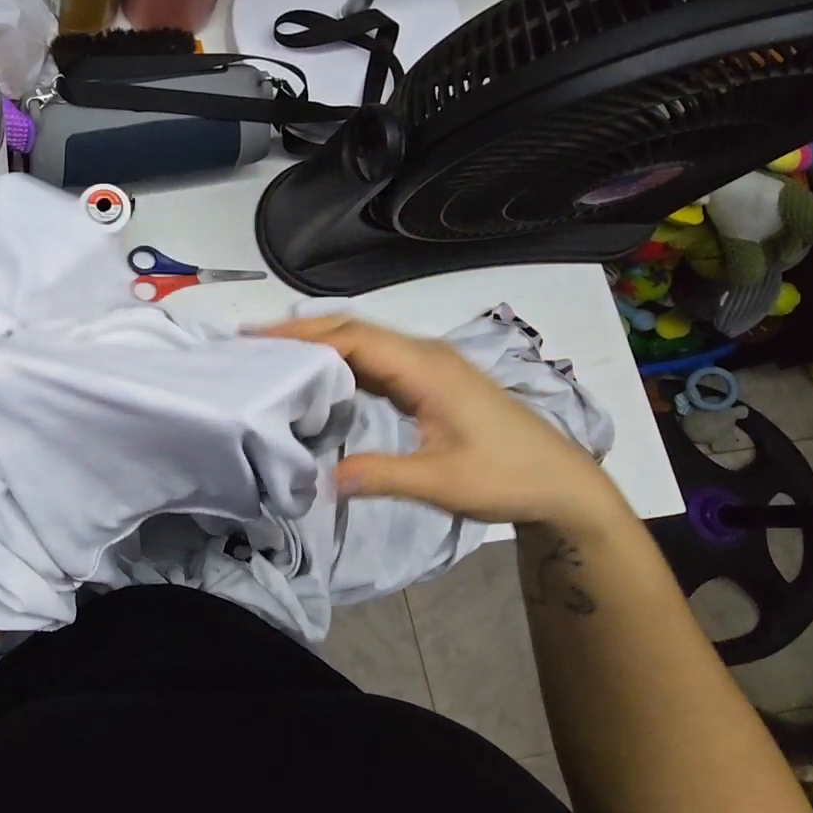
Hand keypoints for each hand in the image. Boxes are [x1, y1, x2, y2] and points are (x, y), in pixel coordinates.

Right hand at [251, 316, 626, 529]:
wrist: (562, 483)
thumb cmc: (508, 478)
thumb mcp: (443, 483)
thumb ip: (382, 475)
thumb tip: (322, 480)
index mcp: (427, 369)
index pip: (354, 340)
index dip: (304, 338)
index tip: (258, 342)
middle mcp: (425, 355)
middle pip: (353, 330)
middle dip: (301, 331)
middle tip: (250, 342)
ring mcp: (427, 365)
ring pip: (362, 341)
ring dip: (318, 342)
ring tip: (271, 354)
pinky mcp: (427, 379)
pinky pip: (373, 358)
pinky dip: (338, 359)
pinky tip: (315, 373)